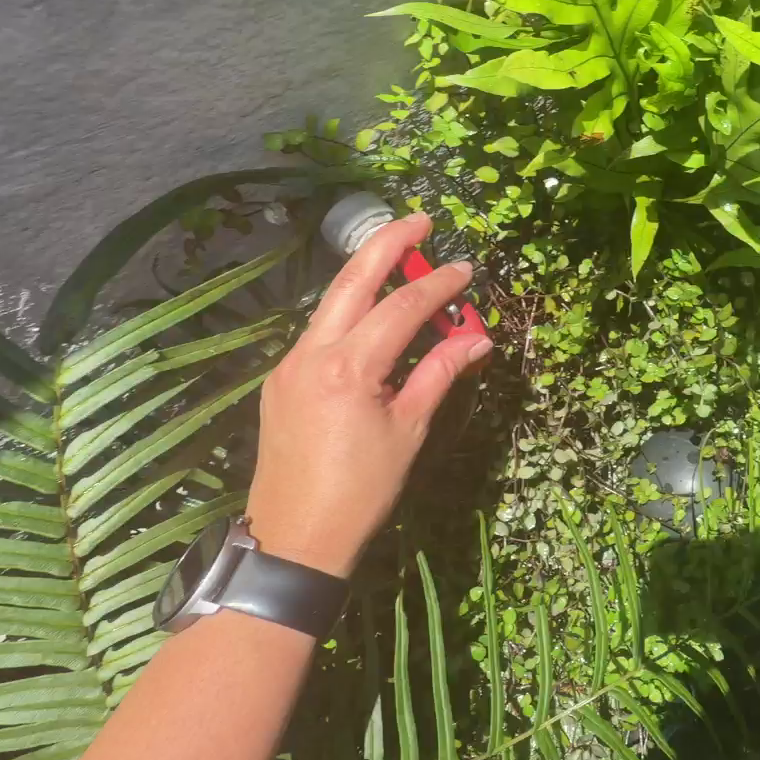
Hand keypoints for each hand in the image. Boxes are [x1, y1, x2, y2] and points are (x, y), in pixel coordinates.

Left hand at [244, 211, 491, 577]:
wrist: (293, 540)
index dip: (438, 285)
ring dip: (367, 273)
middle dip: (386, 244)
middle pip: (351, 280)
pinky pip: (322, 330)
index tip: (467, 269)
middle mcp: (311, 354)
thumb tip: (478, 339)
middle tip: (420, 219)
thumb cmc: (362, 489)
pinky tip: (375, 315)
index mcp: (348, 369)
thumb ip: (440, 374)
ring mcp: (289, 364)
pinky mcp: (282, 379)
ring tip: (402, 255)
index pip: (401, 308)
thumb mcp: (409, 430)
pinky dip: (352, 311)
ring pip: (331, 301)